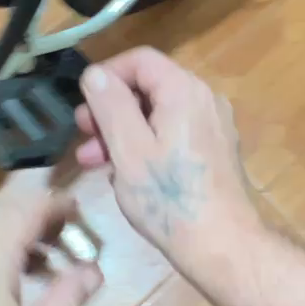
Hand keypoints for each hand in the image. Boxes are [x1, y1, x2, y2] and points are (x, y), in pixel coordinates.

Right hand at [73, 47, 261, 251]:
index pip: (140, 59)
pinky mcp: (215, 151)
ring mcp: (213, 126)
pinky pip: (174, 134)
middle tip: (83, 135)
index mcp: (184, 90)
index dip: (106, 74)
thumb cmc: (169, 198)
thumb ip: (110, 105)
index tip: (82, 103)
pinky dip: (147, 145)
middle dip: (111, 108)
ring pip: (159, 114)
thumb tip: (94, 73)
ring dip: (123, 131)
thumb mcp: (128, 150)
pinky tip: (127, 176)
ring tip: (94, 162)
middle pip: (150, 87)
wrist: (222, 246)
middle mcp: (204, 99)